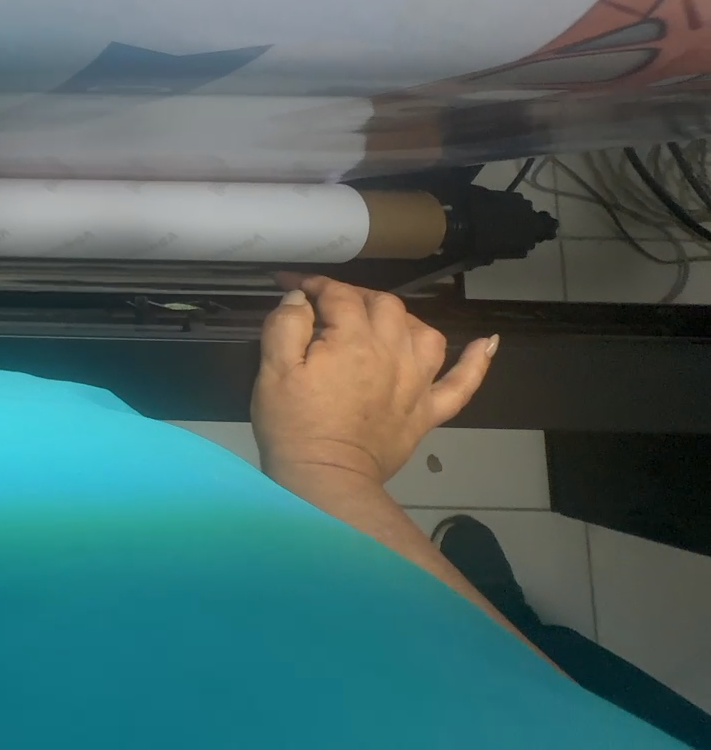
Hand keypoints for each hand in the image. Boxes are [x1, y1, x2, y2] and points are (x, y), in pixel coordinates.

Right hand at [252, 275, 496, 489]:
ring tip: (374, 319)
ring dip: (399, 317)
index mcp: (352, 342)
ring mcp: (418, 383)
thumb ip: (285, 325)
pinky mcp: (429, 410)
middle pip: (384, 306)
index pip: (339, 295)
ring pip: (423, 332)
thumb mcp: (272, 368)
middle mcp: (394, 354)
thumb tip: (300, 298)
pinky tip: (487, 343)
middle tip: (323, 302)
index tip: (290, 282)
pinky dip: (478, 359)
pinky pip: (465, 381)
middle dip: (352, 295)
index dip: (313, 283)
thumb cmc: (291, 421)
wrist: (325, 476)